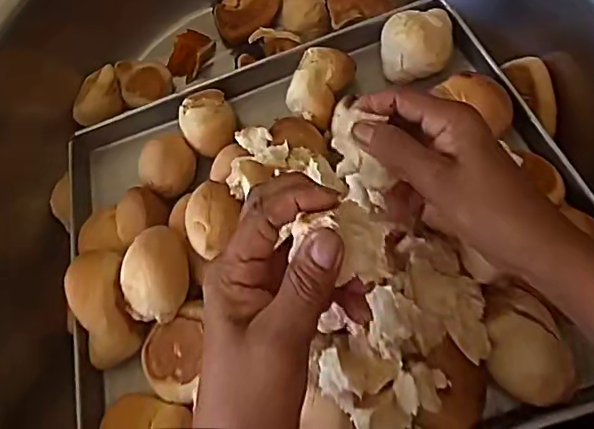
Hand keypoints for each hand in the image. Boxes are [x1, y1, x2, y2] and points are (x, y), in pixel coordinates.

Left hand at [195, 173, 342, 428]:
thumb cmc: (249, 398)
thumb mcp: (279, 340)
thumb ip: (305, 285)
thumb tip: (332, 232)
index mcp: (233, 268)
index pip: (263, 211)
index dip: (299, 195)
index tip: (337, 199)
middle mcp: (246, 270)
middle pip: (276, 217)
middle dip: (312, 211)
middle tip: (346, 213)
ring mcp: (263, 290)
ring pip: (298, 249)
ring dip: (331, 256)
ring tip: (361, 278)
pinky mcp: (281, 312)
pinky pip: (311, 282)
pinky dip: (335, 288)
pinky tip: (356, 310)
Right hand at [354, 87, 586, 279]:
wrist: (543, 254)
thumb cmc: (491, 213)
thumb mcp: (436, 182)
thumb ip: (395, 150)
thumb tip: (359, 126)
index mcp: (452, 118)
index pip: (400, 98)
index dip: (370, 105)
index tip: (342, 121)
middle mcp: (455, 127)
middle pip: (406, 122)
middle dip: (379, 141)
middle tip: (351, 160)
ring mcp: (460, 152)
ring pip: (413, 150)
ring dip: (393, 170)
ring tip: (374, 193)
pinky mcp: (463, 175)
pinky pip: (426, 171)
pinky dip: (410, 186)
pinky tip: (398, 210)